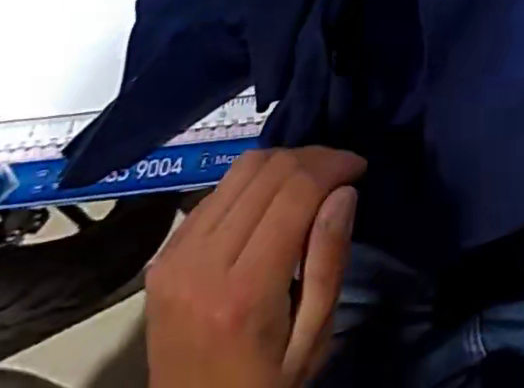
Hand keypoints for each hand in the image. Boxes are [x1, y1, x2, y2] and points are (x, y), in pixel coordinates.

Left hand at [145, 147, 365, 387]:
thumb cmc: (263, 387)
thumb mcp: (311, 341)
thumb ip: (328, 264)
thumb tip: (344, 191)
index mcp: (244, 291)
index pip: (294, 192)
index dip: (332, 166)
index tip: (359, 165)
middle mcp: (203, 262)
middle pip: (267, 171)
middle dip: (313, 158)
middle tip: (341, 169)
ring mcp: (176, 254)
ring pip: (241, 170)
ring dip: (284, 161)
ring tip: (312, 177)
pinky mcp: (164, 253)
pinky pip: (218, 191)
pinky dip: (254, 182)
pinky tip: (274, 198)